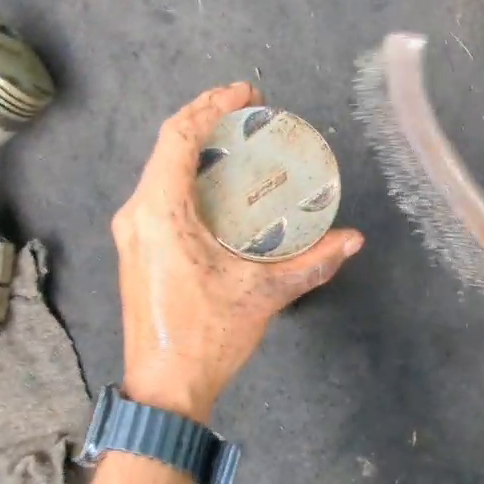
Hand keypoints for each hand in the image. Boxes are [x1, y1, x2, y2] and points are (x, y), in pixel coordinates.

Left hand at [112, 83, 362, 421]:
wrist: (165, 389)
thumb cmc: (207, 339)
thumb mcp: (264, 294)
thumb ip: (311, 263)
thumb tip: (352, 240)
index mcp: (159, 212)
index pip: (178, 135)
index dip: (212, 104)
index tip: (246, 94)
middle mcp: (136, 214)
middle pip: (168, 148)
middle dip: (208, 125)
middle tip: (250, 120)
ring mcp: (132, 234)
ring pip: (161, 174)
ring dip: (198, 155)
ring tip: (240, 151)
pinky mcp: (137, 252)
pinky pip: (160, 199)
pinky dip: (190, 184)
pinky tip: (221, 194)